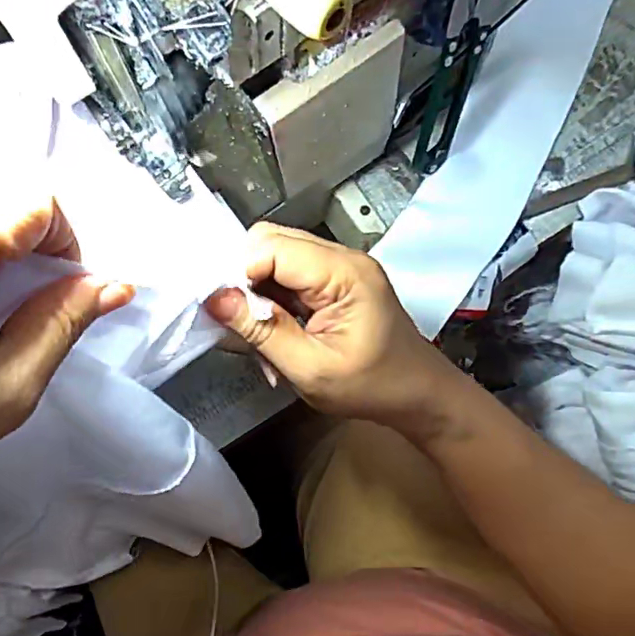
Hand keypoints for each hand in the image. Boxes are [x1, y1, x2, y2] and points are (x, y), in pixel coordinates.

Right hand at [204, 223, 465, 434]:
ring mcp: (340, 266)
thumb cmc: (373, 387)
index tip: (226, 311)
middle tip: (240, 320)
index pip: (271, 247)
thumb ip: (261, 330)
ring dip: (257, 289)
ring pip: (276, 255)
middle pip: (271, 241)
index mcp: (343, 273)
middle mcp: (343, 257)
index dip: (240, 274)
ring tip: (260, 329)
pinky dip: (273, 296)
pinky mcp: (336, 279)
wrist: (418, 394)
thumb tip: (216, 299)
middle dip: (244, 277)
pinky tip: (277, 327)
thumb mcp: (310, 369)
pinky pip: (290, 272)